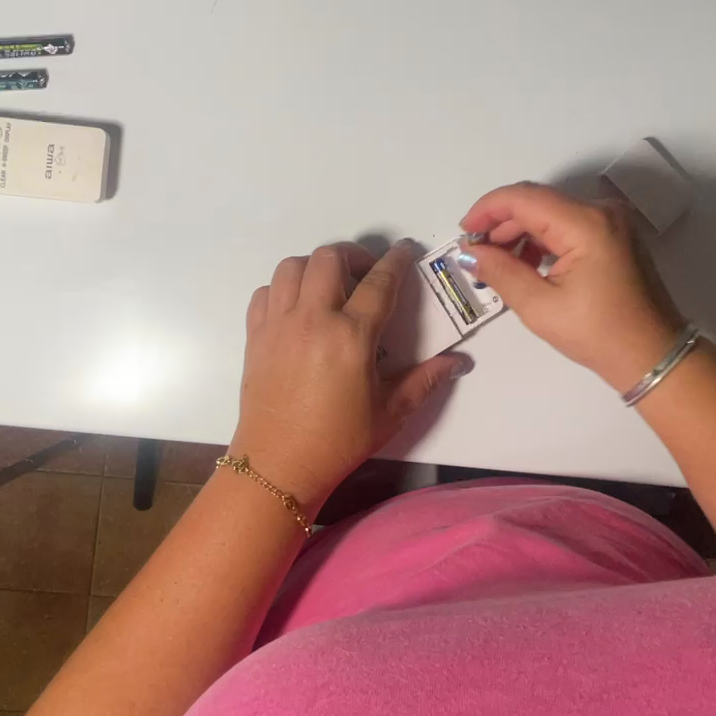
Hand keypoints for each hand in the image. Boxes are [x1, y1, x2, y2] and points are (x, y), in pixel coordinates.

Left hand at [233, 240, 468, 509]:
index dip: (396, 260)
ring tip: (331, 285)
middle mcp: (313, 319)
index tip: (405, 250)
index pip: (379, 282)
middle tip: (367, 273)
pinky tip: (298, 307)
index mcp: (351, 336)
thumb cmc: (339, 440)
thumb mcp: (392, 413)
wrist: (278, 465)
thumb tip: (460, 361)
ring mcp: (279, 324)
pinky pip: (266, 292)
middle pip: (330, 258)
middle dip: (353, 255)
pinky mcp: (255, 335)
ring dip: (315, 266)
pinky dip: (284, 288)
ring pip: (292, 266)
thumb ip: (426, 380)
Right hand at [460, 183, 684, 392]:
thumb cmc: (598, 334)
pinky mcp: (615, 236)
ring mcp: (612, 222)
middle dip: (502, 224)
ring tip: (498, 265)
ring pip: (551, 213)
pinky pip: (568, 226)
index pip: (523, 198)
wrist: (653, 356)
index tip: (464, 233)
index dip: (487, 210)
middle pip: (537, 203)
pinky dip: (543, 240)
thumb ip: (501, 272)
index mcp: (586, 224)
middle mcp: (602, 212)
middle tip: (476, 255)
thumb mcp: (540, 307)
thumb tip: (469, 252)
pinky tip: (527, 265)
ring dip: (520, 233)